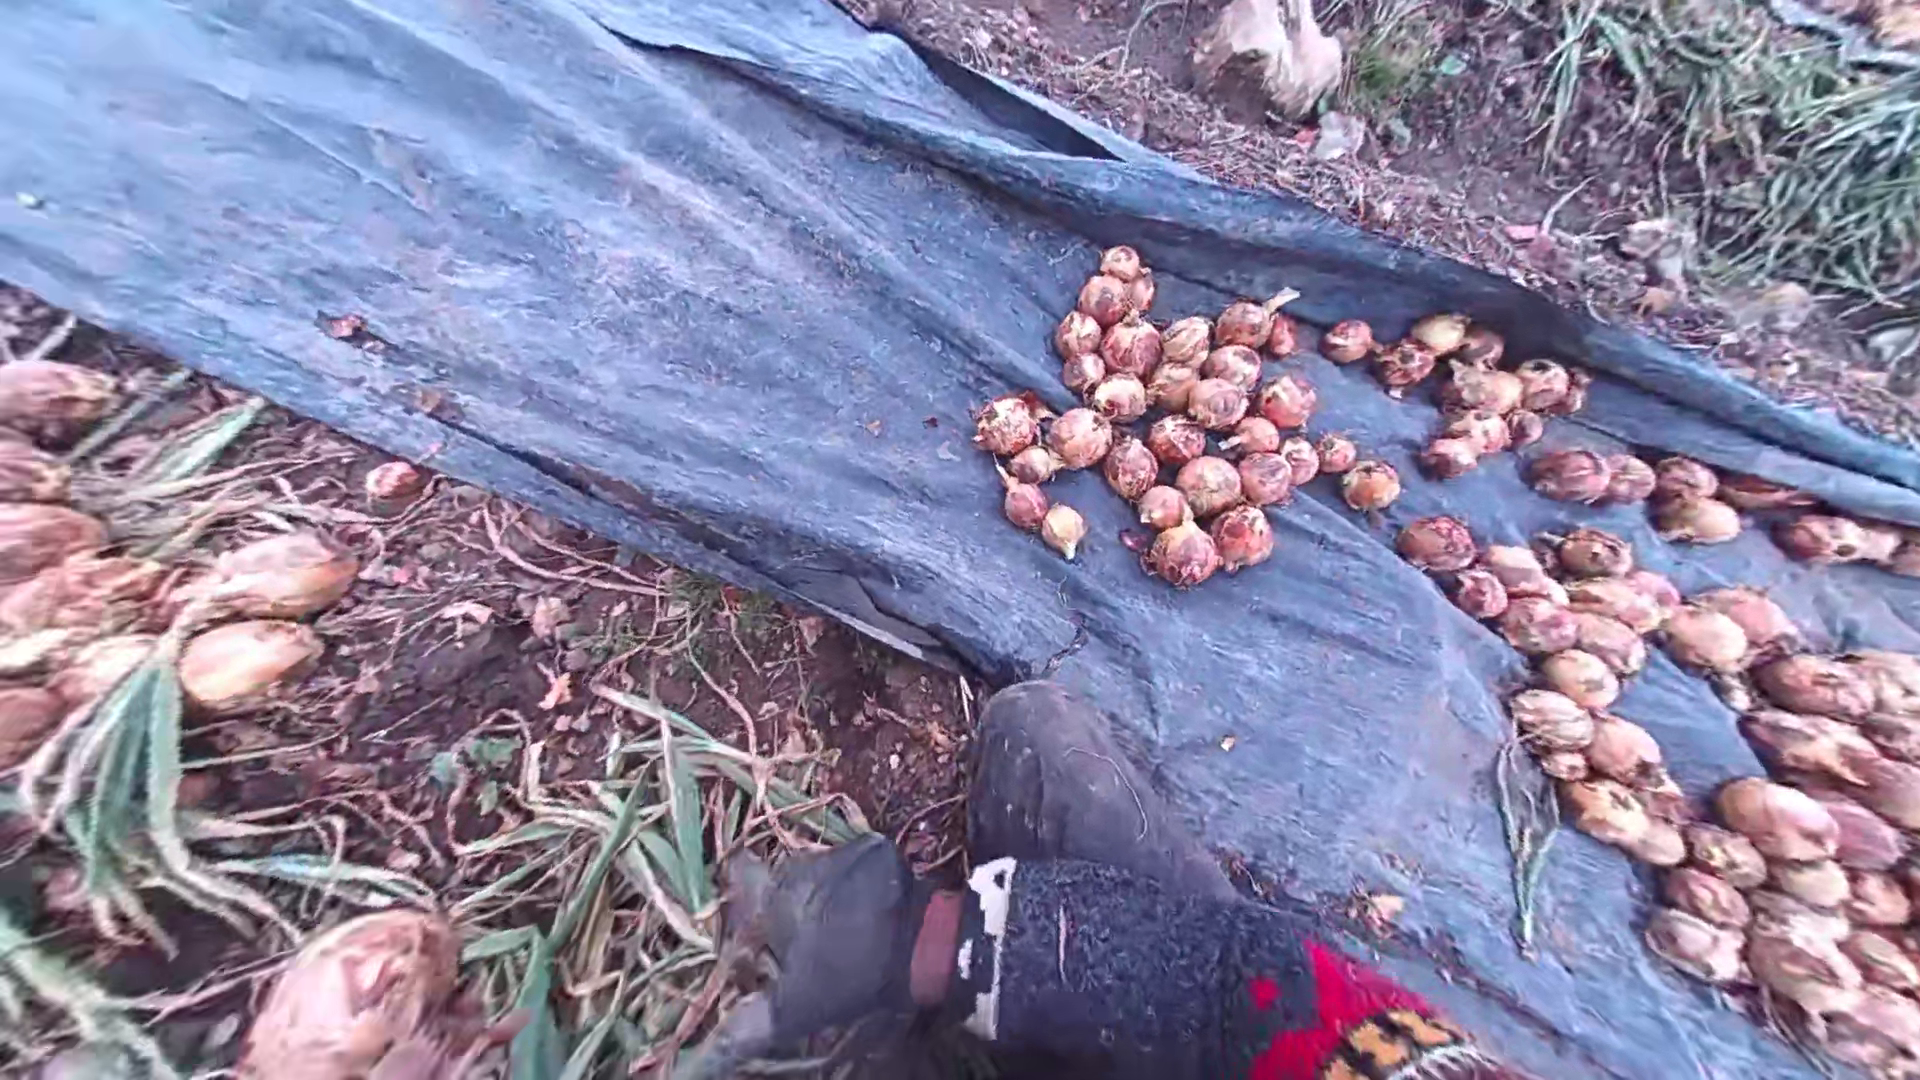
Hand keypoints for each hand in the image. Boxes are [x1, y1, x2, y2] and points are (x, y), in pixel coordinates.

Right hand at [674, 835, 927, 1079]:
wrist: (918, 942)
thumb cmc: (849, 972)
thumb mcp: (792, 1008)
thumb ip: (743, 1027)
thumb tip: (691, 1068)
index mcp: (777, 896)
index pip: (740, 876)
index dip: (736, 891)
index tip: (740, 910)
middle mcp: (803, 862)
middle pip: (778, 877)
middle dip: (779, 901)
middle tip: (789, 934)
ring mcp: (839, 851)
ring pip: (812, 869)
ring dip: (814, 892)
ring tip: (827, 924)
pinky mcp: (870, 847)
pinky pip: (845, 863)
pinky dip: (845, 882)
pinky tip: (855, 908)